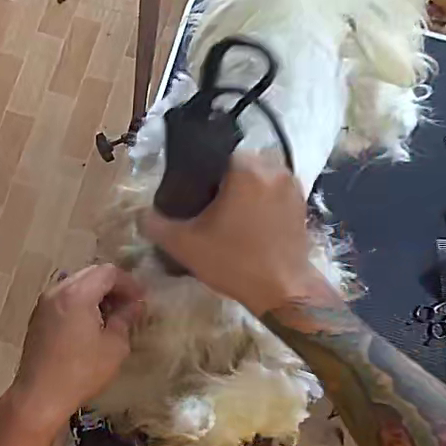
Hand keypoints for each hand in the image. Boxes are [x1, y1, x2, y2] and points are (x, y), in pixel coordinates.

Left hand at [6, 264, 144, 425]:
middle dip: (113, 285)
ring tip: (113, 314)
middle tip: (130, 304)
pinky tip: (93, 322)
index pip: (108, 272)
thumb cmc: (82, 372)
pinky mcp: (39, 317)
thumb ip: (126, 319)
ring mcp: (44, 303)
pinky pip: (65, 297)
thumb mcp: (114, 346)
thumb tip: (135, 306)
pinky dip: (82, 301)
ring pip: (77, 284)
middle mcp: (57, 291)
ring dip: (97, 293)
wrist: (40, 396)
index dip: (129, 283)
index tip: (142, 300)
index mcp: (77, 294)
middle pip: (91, 273)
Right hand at [141, 152, 337, 315]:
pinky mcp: (302, 203)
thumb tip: (144, 215)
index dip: (200, 174)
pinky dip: (262, 202)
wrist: (283, 291)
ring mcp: (292, 186)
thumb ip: (157, 225)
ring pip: (259, 178)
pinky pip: (274, 192)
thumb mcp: (185, 246)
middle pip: (239, 164)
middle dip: (223, 182)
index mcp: (246, 169)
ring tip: (229, 217)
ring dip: (244, 191)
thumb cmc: (235, 264)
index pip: (215, 154)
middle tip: (208, 208)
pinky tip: (250, 224)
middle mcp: (273, 169)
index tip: (193, 195)